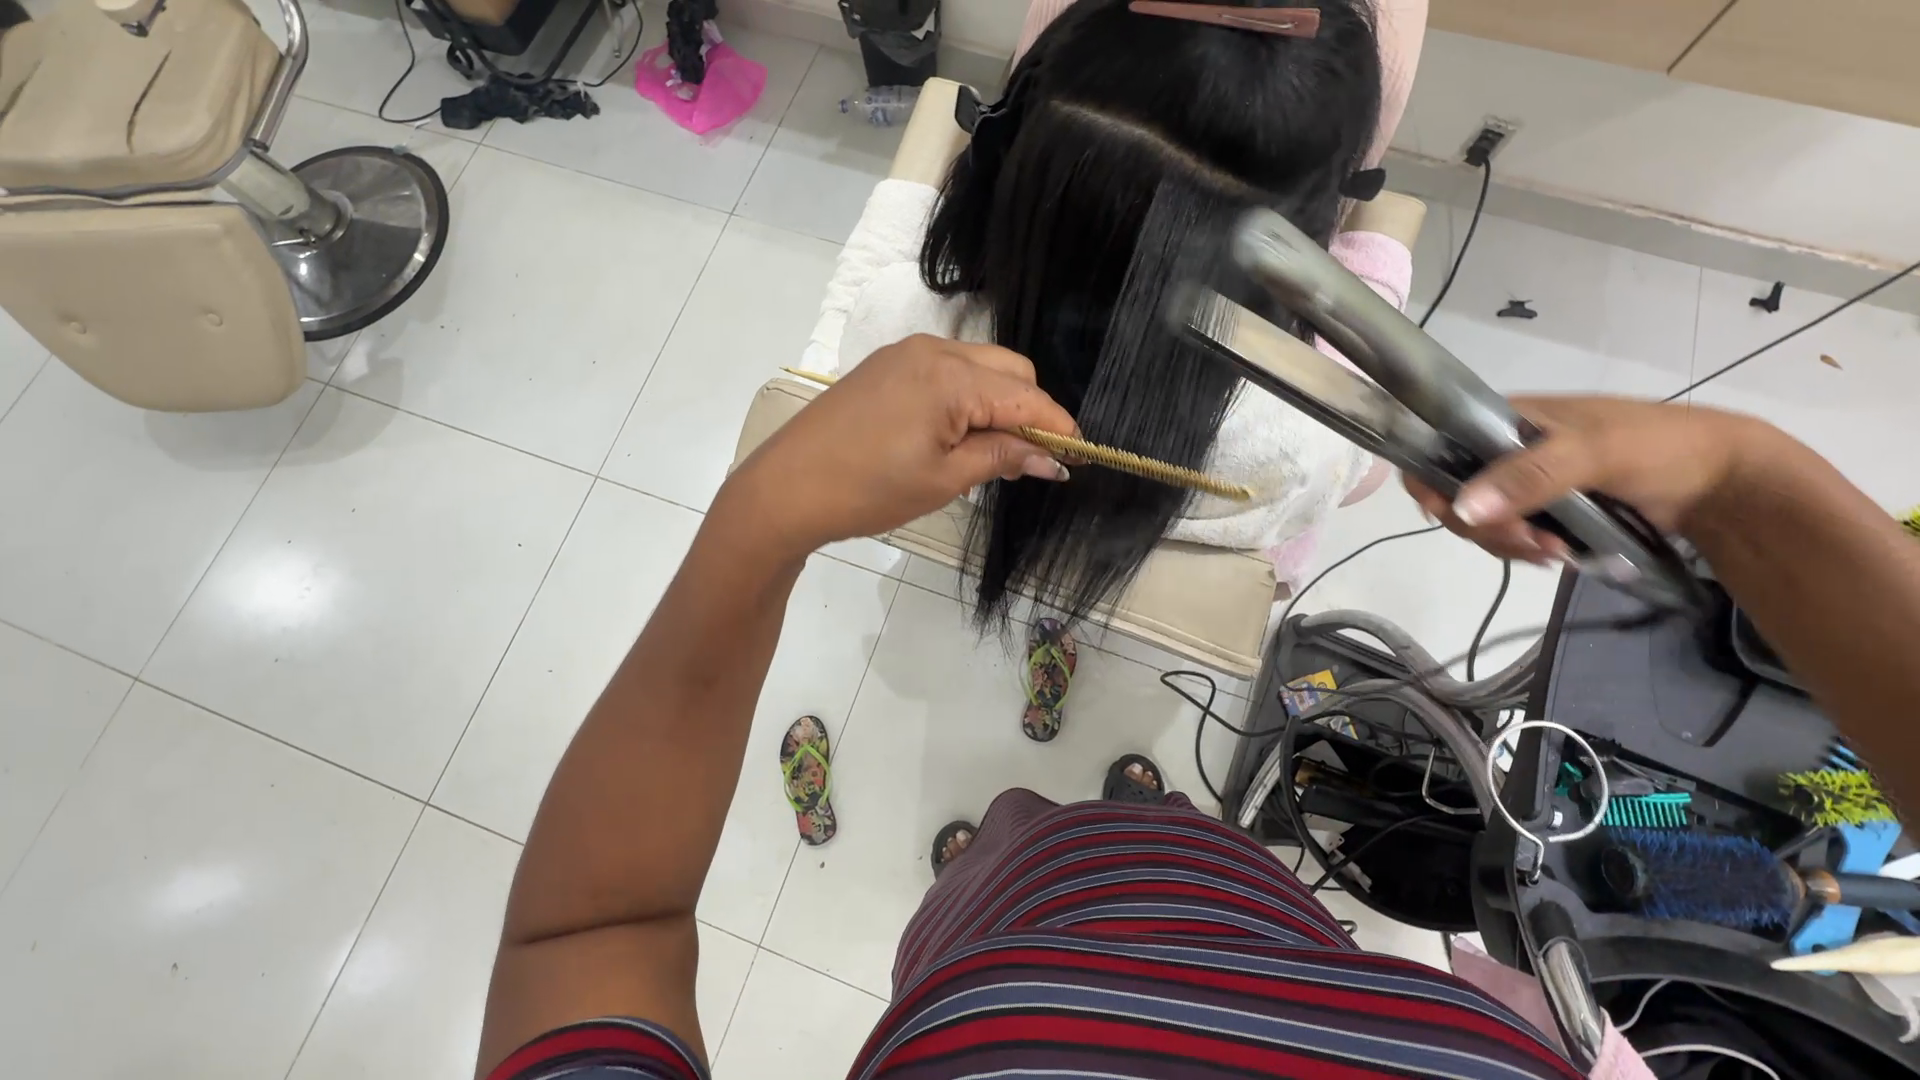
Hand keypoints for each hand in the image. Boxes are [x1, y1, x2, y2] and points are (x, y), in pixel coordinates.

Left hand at [720, 335, 1076, 558]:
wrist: (786, 488)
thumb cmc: (867, 490)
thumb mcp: (943, 479)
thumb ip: (1002, 459)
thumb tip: (1052, 460)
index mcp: (950, 377)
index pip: (1027, 397)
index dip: (1059, 428)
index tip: (1082, 457)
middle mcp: (932, 351)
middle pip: (1010, 371)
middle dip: (1031, 411)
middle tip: (1035, 460)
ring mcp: (905, 354)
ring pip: (979, 368)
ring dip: (999, 404)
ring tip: (996, 454)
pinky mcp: (887, 366)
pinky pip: (947, 373)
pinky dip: (967, 399)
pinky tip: (959, 436)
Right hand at [1403, 396, 1780, 562]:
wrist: (1728, 484)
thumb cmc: (1661, 448)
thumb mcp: (1594, 453)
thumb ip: (1528, 476)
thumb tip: (1462, 510)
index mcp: (1506, 419)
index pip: (1437, 447)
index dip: (1431, 482)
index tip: (1457, 514)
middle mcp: (1504, 449)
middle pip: (1454, 493)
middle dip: (1482, 525)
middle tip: (1528, 542)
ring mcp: (1523, 481)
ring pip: (1480, 519)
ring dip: (1507, 543)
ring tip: (1554, 552)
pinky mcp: (1544, 509)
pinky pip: (1509, 533)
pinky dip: (1525, 549)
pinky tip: (1557, 555)